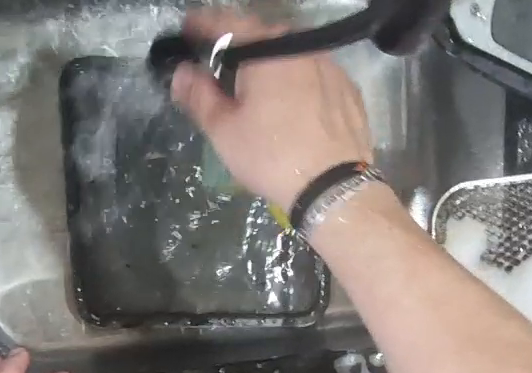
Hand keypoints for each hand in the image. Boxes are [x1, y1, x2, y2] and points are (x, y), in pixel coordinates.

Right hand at [169, 9, 375, 209]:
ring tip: (261, 96)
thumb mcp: (225, 131)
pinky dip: (301, 89)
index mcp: (267, 48)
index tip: (187, 31)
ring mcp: (332, 67)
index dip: (202, 26)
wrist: (332, 189)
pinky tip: (295, 113)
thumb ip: (199, 96)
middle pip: (263, 40)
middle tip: (224, 73)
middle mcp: (303, 46)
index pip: (227, 24)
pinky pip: (317, 81)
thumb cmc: (271, 157)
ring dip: (273, 72)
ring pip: (293, 61)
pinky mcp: (350, 93)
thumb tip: (181, 72)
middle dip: (241, 53)